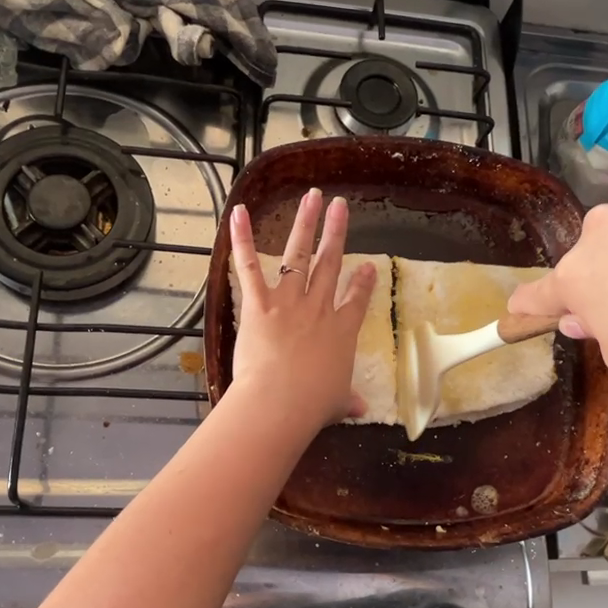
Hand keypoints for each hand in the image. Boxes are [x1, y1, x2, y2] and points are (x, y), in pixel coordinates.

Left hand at [228, 189, 377, 427]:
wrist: (283, 401)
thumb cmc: (312, 405)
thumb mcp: (336, 404)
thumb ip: (347, 400)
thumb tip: (359, 409)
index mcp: (341, 333)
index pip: (356, 303)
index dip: (363, 284)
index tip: (369, 266)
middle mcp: (318, 310)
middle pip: (330, 265)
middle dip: (336, 233)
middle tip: (340, 207)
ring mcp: (289, 303)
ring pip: (299, 256)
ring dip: (305, 224)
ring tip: (312, 198)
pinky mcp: (259, 304)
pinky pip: (249, 267)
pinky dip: (242, 239)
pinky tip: (238, 213)